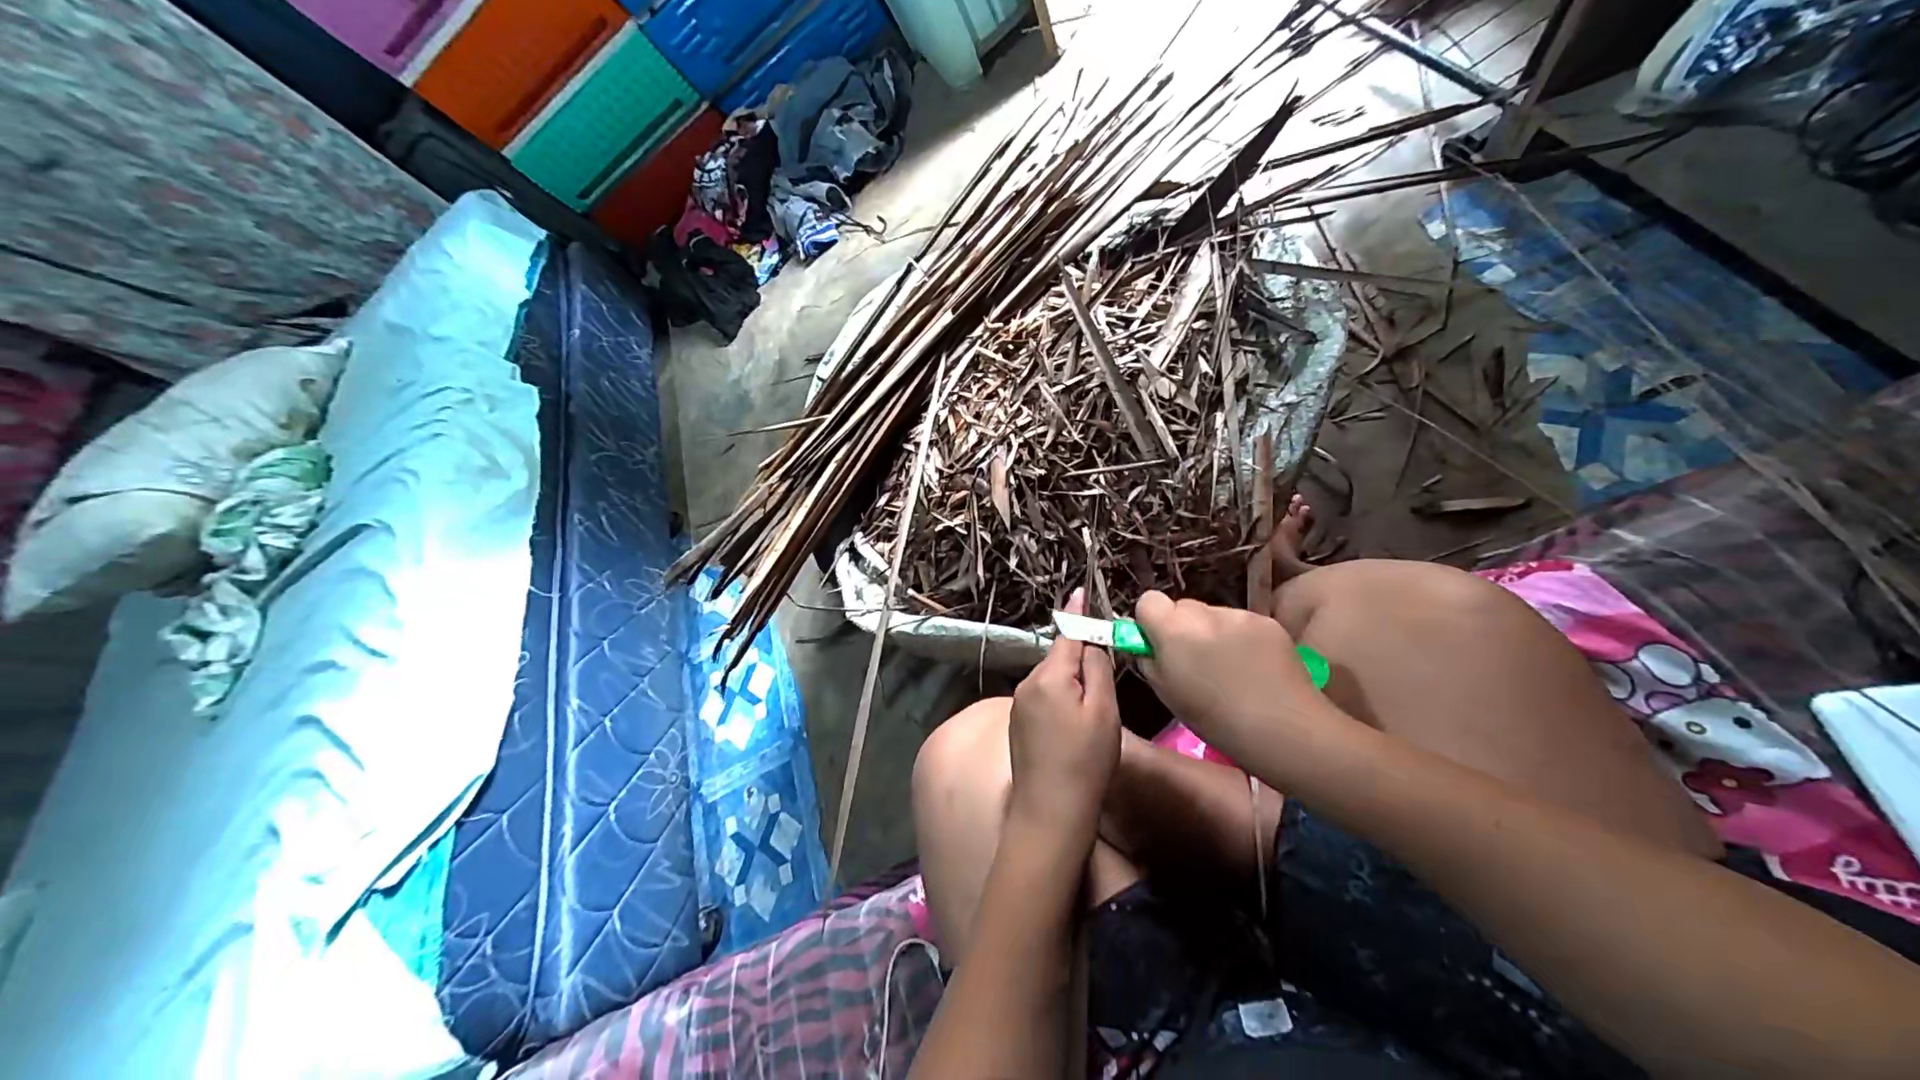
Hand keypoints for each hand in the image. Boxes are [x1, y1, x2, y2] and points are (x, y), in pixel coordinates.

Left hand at [1008, 589, 1120, 839]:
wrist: (1051, 811)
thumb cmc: (1086, 760)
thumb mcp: (1104, 710)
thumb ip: (1097, 668)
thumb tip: (1090, 642)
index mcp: (1048, 676)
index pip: (1066, 634)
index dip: (1077, 614)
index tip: (1080, 592)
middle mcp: (1027, 683)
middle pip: (1059, 657)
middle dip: (1080, 658)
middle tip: (1108, 679)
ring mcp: (1019, 704)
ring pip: (1052, 678)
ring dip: (1072, 681)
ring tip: (1094, 710)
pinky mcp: (1018, 723)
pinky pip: (1044, 697)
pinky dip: (1061, 698)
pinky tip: (1075, 724)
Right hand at [1133, 590, 1336, 764]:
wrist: (1282, 727)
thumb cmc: (1214, 719)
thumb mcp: (1165, 693)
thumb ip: (1149, 659)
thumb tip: (1147, 645)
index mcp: (1173, 630)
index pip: (1148, 600)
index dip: (1150, 621)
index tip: (1158, 644)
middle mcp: (1205, 613)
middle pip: (1183, 607)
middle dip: (1183, 627)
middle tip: (1194, 661)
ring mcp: (1239, 615)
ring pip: (1213, 615)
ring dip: (1212, 633)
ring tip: (1228, 669)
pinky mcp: (1267, 621)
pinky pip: (1241, 623)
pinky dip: (1240, 639)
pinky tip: (1252, 667)